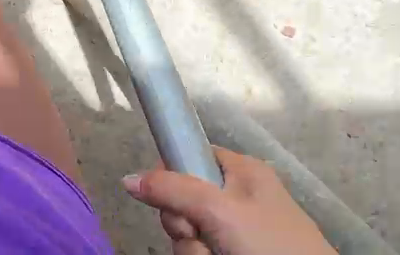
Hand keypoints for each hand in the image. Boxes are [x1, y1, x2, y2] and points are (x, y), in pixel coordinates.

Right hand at [122, 148, 334, 254]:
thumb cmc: (272, 247)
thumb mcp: (218, 210)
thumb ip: (170, 189)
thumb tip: (127, 179)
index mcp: (242, 171)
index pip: (188, 155)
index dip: (172, 175)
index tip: (173, 199)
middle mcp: (239, 198)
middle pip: (182, 199)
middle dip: (182, 224)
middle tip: (197, 236)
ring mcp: (240, 233)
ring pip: (189, 233)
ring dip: (193, 251)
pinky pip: (202, 253)